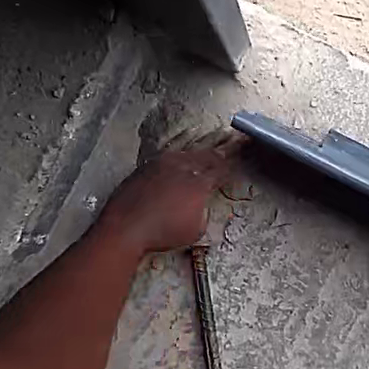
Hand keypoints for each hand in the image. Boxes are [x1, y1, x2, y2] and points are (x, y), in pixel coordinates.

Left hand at [97, 127, 246, 253]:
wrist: (126, 226)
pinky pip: (170, 150)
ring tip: (215, 135)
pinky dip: (181, 145)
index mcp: (199, 184)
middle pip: (208, 155)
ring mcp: (164, 164)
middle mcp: (183, 168)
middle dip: (222, 148)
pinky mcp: (148, 166)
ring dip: (204, 144)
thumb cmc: (162, 233)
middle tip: (234, 139)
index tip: (242, 154)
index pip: (222, 169)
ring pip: (189, 150)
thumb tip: (200, 203)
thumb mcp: (194, 230)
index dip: (234, 162)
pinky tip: (185, 141)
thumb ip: (202, 211)